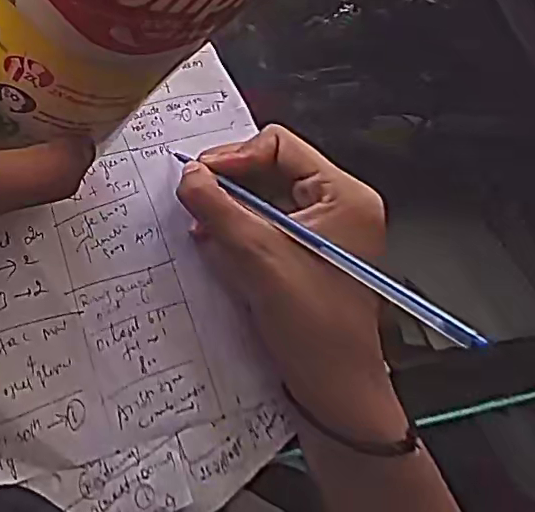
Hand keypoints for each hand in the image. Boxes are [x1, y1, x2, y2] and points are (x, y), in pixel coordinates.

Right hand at [176, 125, 387, 401]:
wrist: (333, 390)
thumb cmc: (319, 332)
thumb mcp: (259, 258)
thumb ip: (219, 208)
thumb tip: (190, 175)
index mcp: (344, 197)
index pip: (278, 145)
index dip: (235, 156)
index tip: (204, 174)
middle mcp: (335, 203)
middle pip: (265, 163)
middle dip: (228, 181)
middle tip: (197, 193)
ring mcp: (318, 223)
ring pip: (258, 188)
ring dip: (227, 202)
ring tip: (205, 221)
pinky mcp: (300, 242)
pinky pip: (258, 213)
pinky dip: (232, 221)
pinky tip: (215, 237)